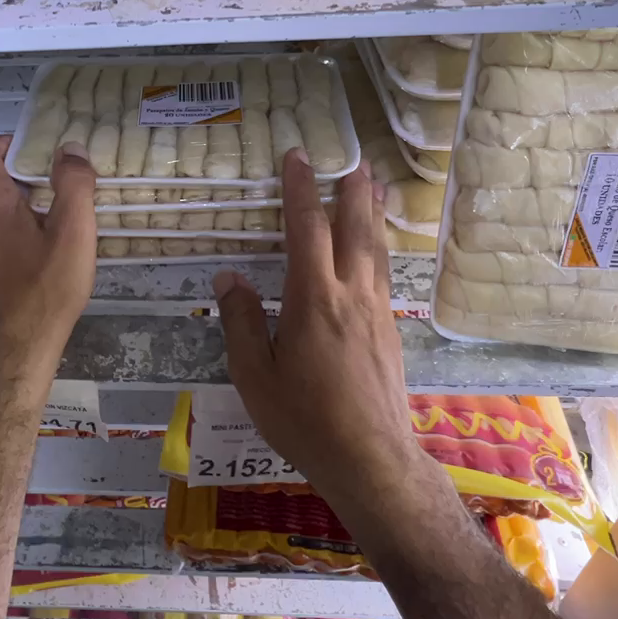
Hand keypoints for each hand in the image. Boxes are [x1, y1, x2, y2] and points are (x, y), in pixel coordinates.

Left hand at [0, 135, 97, 379]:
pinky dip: (10, 229)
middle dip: (20, 175)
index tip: (36, 148)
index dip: (6, 143)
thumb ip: (73, 184)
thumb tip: (70, 149)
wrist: (18, 349)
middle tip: (56, 183)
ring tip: (52, 216)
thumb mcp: (72, 231)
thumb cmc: (47, 287)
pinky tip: (38, 249)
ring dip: (15, 204)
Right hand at [213, 148, 429, 511]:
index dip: (301, 190)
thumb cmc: (304, 420)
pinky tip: (377, 249)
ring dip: (372, 213)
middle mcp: (351, 295)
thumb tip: (228, 277)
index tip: (298, 157)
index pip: (306, 229)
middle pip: (354, 229)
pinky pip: (384, 273)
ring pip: (376, 249)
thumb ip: (241, 322)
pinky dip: (379, 246)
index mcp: (314, 299)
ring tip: (375, 186)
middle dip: (351, 191)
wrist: (371, 461)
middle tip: (354, 158)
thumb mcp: (255, 376)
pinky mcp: (389, 332)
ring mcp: (376, 313)